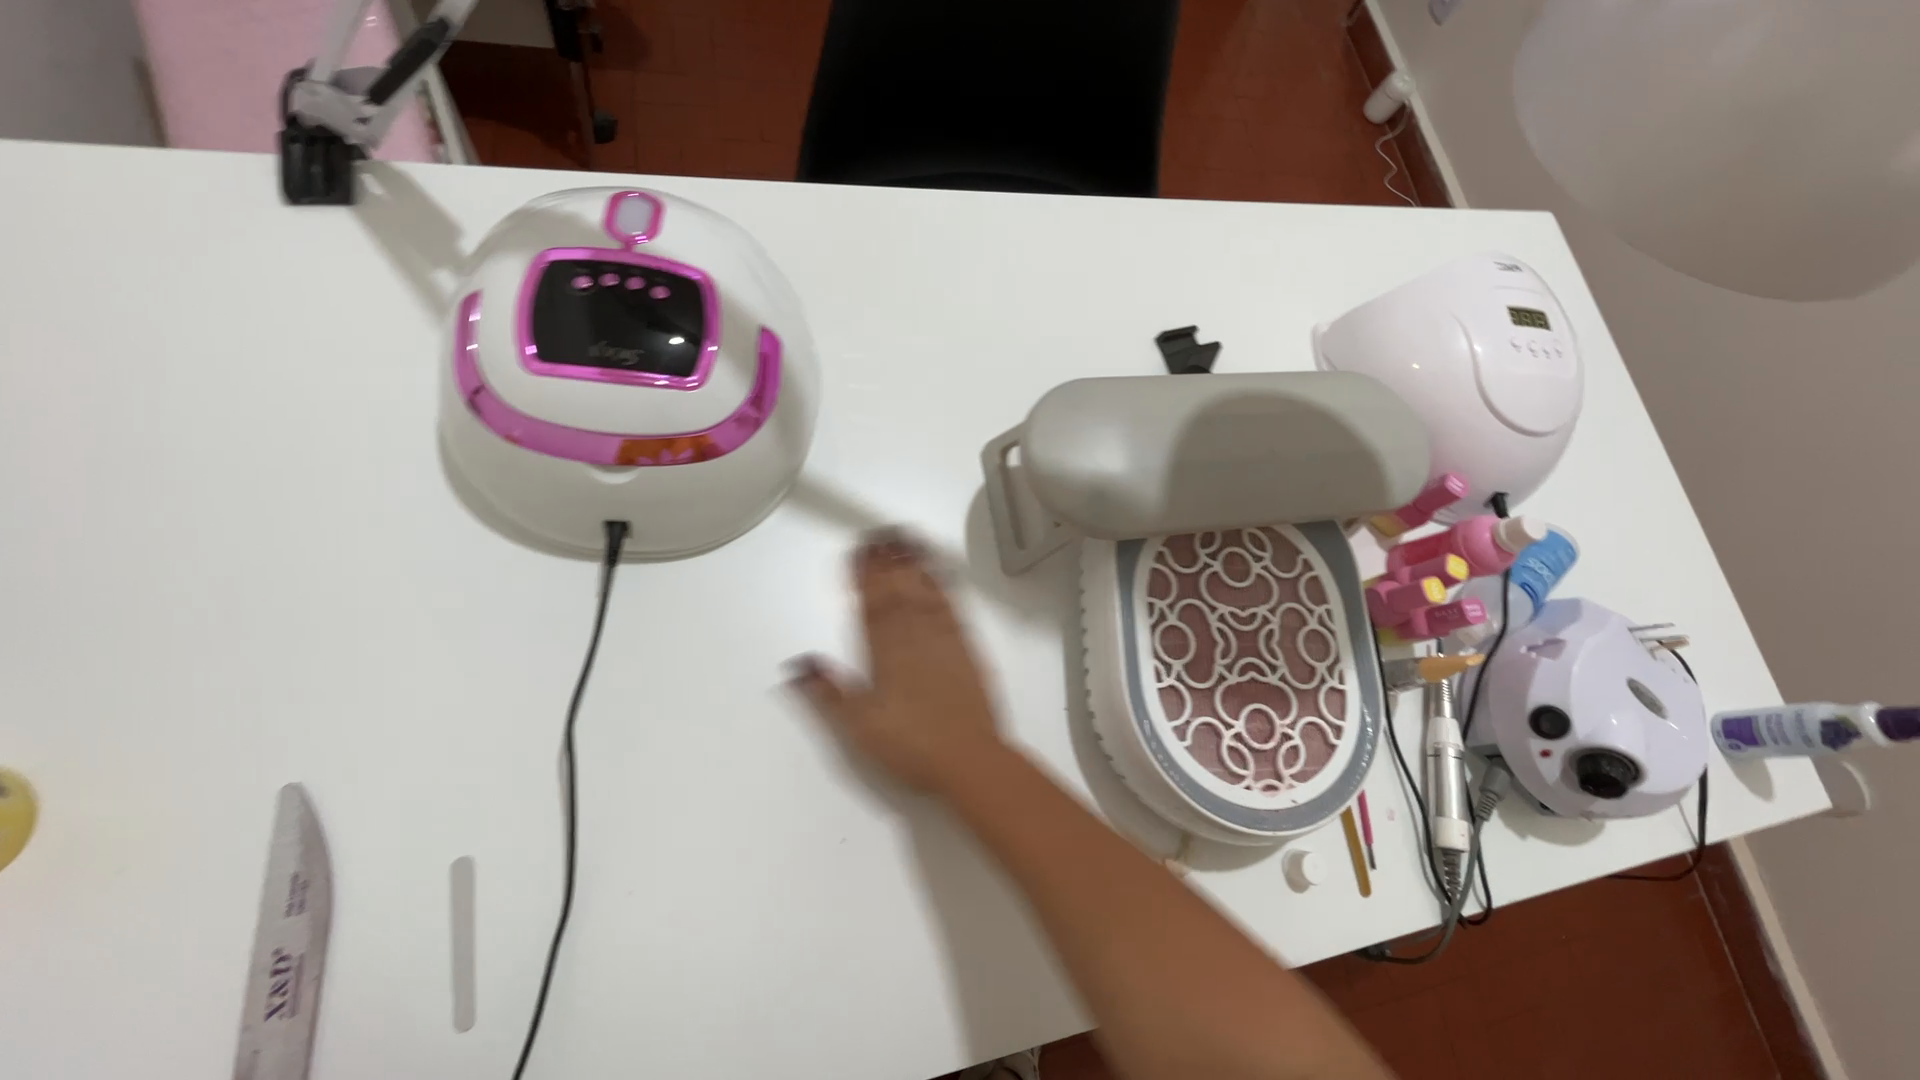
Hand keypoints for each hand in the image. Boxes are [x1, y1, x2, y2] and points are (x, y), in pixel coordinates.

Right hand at [788, 529, 1004, 792]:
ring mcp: (945, 640)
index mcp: (884, 654)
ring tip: (907, 537)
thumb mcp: (859, 726)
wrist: (971, 760)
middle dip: (886, 560)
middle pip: (898, 590)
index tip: (856, 551)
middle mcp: (915, 638)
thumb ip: (828, 692)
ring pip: (926, 591)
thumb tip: (799, 664)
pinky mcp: (970, 650)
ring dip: (915, 563)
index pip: (870, 605)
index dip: (863, 576)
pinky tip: (942, 573)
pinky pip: (954, 606)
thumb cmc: (911, 746)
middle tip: (878, 533)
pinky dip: (945, 585)